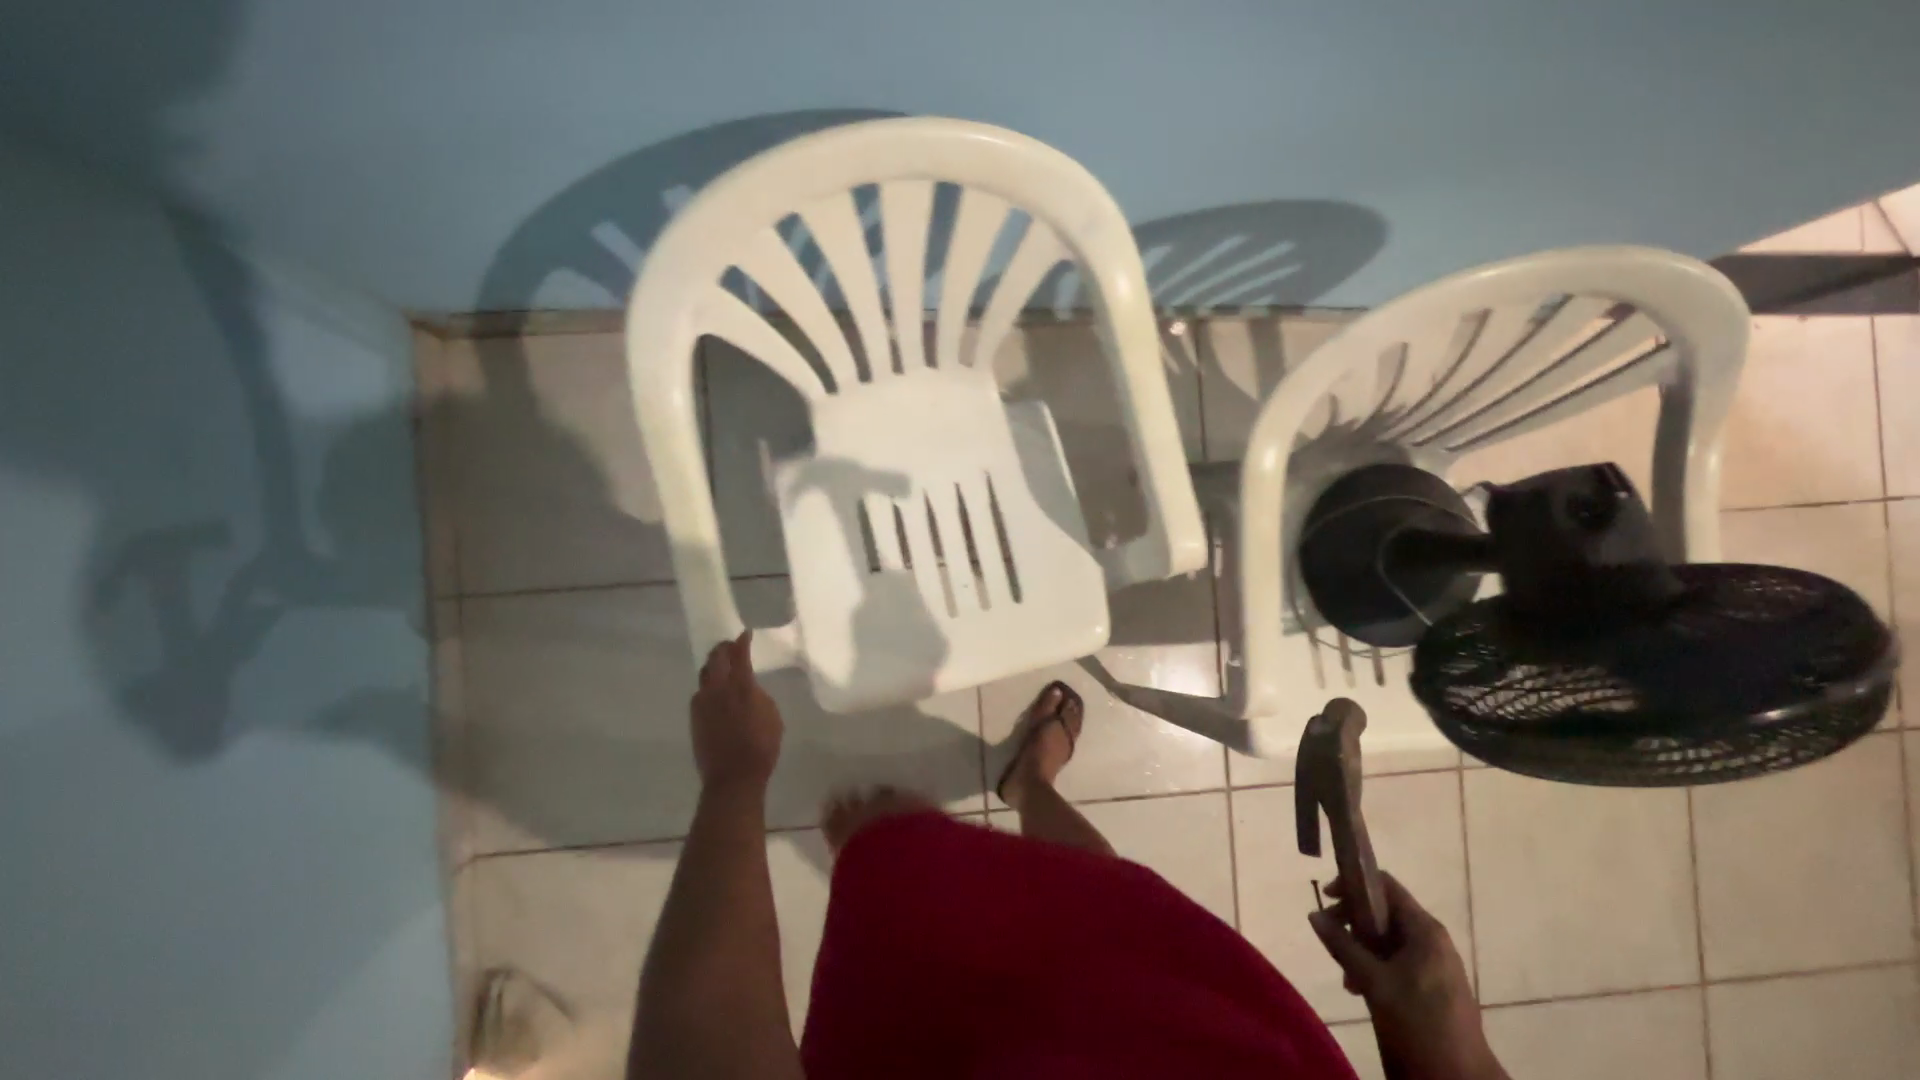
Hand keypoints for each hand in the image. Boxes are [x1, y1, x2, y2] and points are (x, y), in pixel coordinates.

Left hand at [689, 631, 782, 789]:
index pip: (739, 654)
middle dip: (723, 649)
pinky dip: (708, 685)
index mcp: (741, 686)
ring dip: (713, 666)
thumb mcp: (773, 716)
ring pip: (704, 674)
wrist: (733, 777)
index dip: (742, 641)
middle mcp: (718, 688)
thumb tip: (749, 689)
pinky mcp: (694, 716)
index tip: (746, 634)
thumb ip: (758, 696)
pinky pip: (700, 692)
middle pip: (716, 659)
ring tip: (721, 666)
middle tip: (730, 646)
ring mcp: (702, 702)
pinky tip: (715, 692)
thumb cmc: (761, 747)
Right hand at [1310, 873, 1508, 1079]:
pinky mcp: (1433, 985)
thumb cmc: (1418, 1024)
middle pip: (1384, 911)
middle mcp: (1432, 939)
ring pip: (1388, 938)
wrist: (1461, 1079)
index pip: (1385, 885)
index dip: (1354, 884)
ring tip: (1346, 976)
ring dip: (1361, 947)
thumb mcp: (1373, 982)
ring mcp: (1435, 963)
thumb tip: (1314, 915)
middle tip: (1331, 940)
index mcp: (1424, 930)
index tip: (1327, 898)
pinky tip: (1361, 989)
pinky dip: (1375, 965)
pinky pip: (1397, 960)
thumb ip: (1342, 945)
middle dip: (1353, 921)